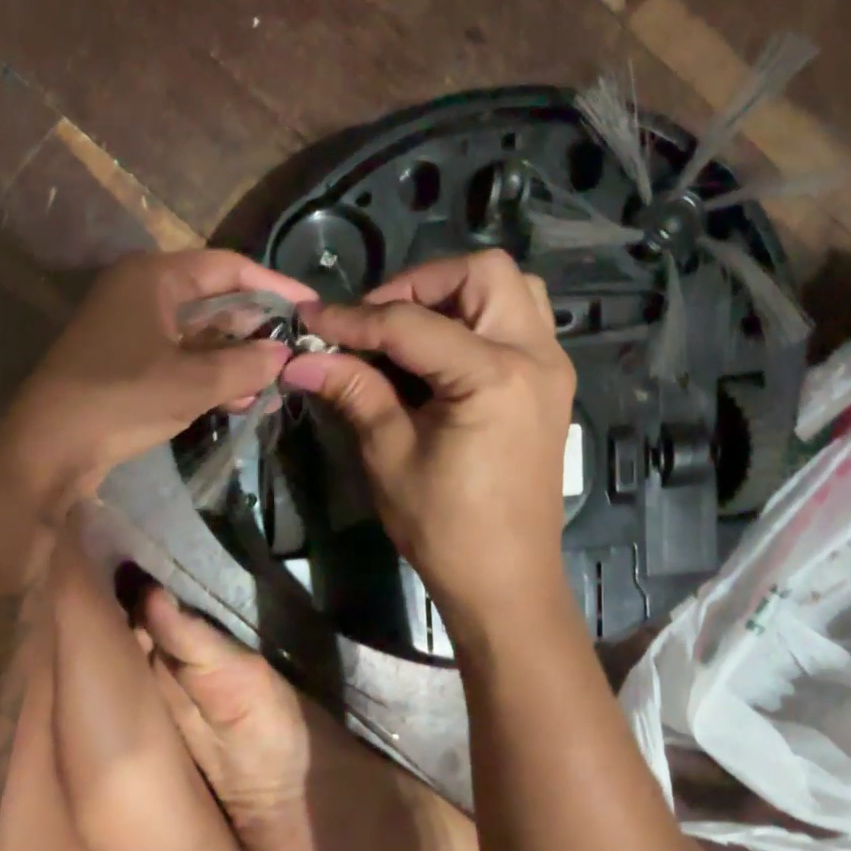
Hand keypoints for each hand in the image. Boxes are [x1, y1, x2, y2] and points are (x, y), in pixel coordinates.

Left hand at [0, 251, 315, 513]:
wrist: (45, 448)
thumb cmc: (119, 400)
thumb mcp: (192, 382)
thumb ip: (244, 365)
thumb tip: (282, 355)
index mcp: (152, 277)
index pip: (227, 267)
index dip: (273, 285)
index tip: (311, 308)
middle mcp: (138, 293)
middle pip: (211, 299)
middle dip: (253, 328)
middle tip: (296, 352)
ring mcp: (126, 330)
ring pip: (194, 335)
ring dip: (232, 359)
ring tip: (275, 385)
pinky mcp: (120, 365)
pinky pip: (175, 360)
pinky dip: (206, 376)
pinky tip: (240, 399)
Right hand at [278, 250, 575, 627]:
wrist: (504, 577)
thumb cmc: (443, 525)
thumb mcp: (388, 455)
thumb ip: (353, 392)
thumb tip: (300, 360)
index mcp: (493, 376)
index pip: (412, 323)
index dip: (354, 318)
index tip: (311, 321)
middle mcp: (535, 355)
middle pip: (482, 273)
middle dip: (418, 284)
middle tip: (372, 321)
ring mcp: (550, 366)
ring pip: (508, 289)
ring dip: (452, 295)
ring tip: (404, 331)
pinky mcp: (547, 383)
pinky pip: (517, 321)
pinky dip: (474, 318)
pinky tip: (434, 355)